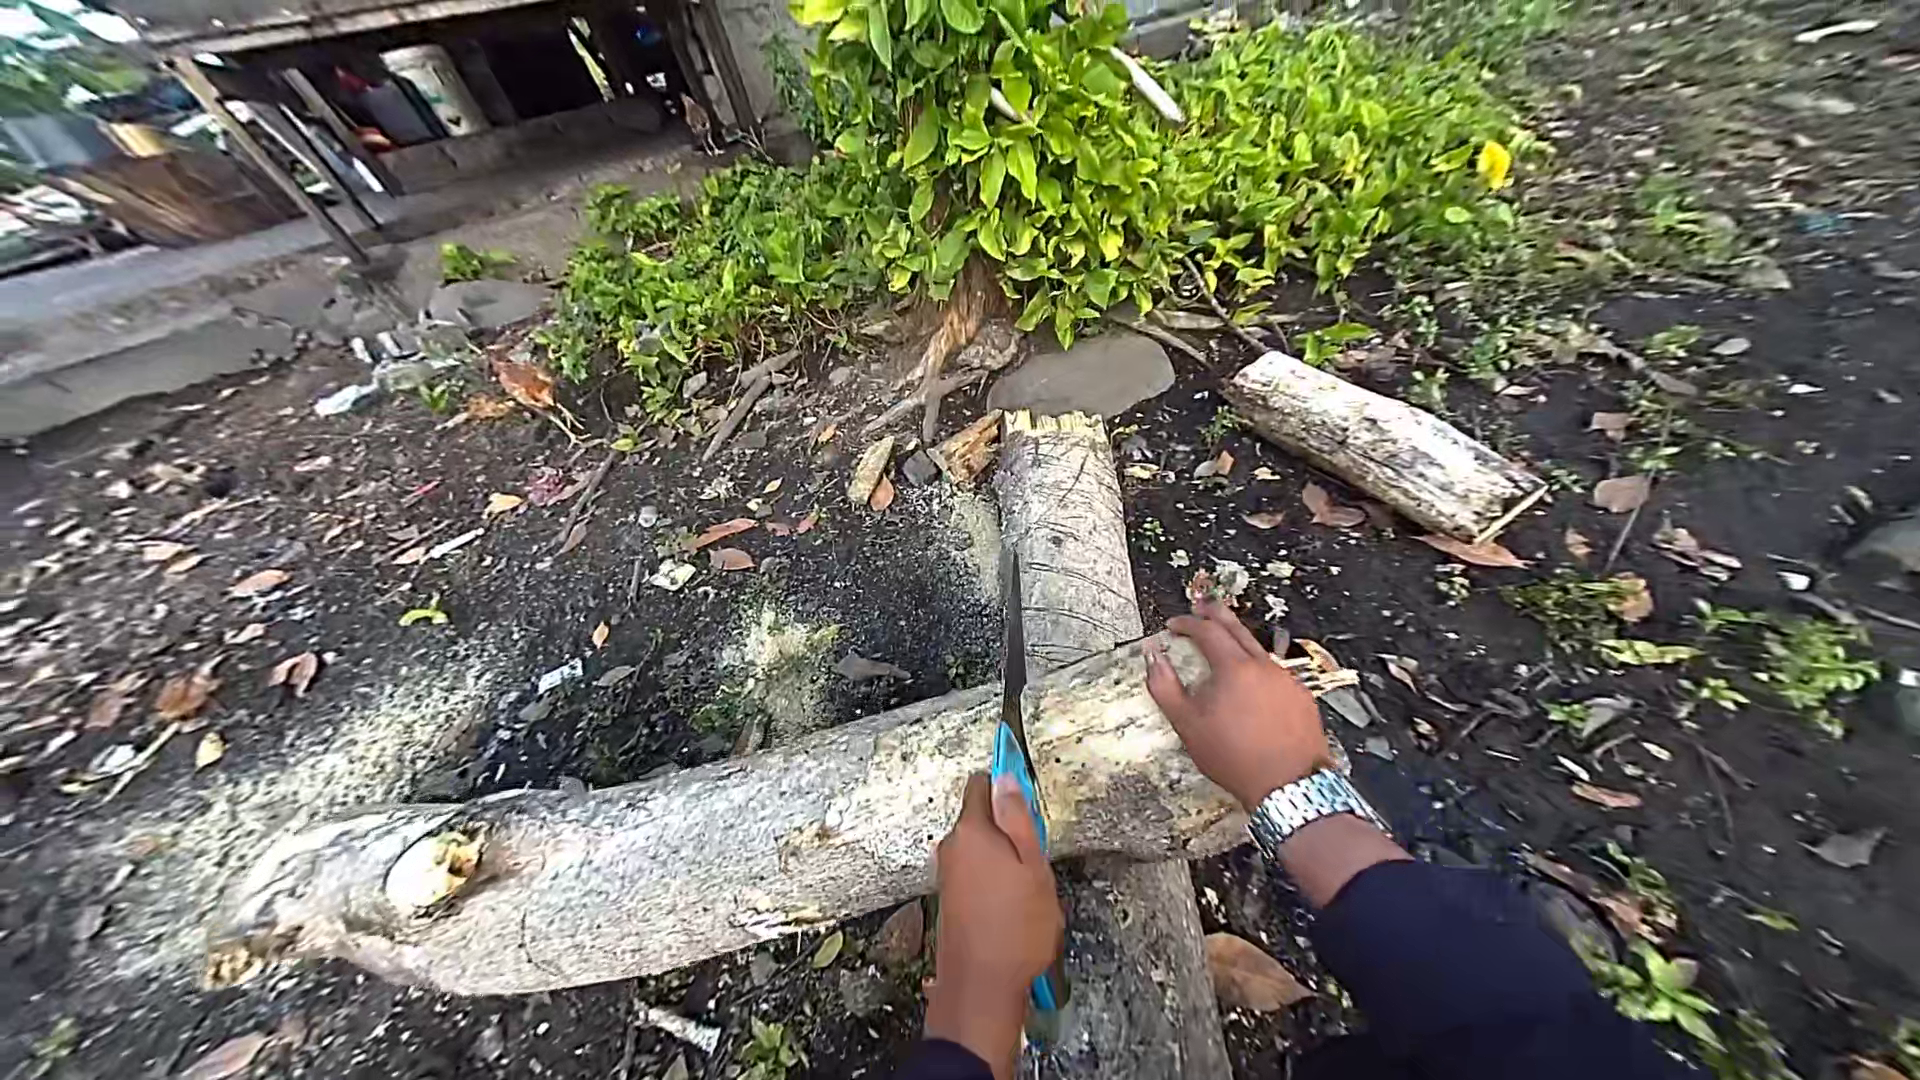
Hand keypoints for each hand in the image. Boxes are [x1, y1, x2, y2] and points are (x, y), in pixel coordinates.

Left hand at [925, 773, 1063, 1078]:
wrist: (981, 989)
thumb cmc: (1015, 927)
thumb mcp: (1032, 865)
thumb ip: (1018, 817)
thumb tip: (1005, 778)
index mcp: (972, 829)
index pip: (981, 783)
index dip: (1004, 785)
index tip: (1025, 801)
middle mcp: (953, 844)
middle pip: (982, 816)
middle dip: (1008, 829)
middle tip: (1034, 859)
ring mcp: (948, 871)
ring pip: (981, 846)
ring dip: (1003, 857)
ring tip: (1027, 890)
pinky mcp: (950, 895)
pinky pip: (975, 870)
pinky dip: (993, 878)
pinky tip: (1012, 908)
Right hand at [1144, 598, 1329, 808]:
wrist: (1288, 788)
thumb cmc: (1234, 757)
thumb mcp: (1186, 722)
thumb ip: (1164, 685)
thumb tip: (1152, 657)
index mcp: (1234, 668)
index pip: (1207, 631)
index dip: (1187, 623)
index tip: (1173, 625)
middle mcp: (1264, 667)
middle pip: (1236, 627)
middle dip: (1215, 614)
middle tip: (1200, 606)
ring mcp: (1286, 680)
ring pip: (1257, 648)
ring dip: (1236, 639)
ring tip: (1221, 642)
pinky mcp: (1301, 697)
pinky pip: (1273, 670)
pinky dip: (1255, 664)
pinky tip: (1248, 679)